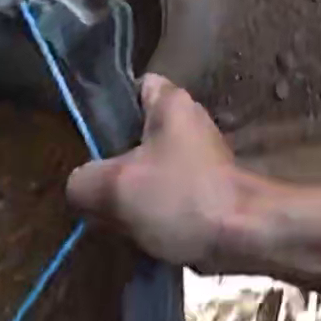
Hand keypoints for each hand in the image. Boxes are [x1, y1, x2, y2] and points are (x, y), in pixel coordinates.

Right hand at [66, 74, 242, 268]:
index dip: (107, 107)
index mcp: (172, 102)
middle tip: (87, 185)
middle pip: (135, 131)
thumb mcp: (117, 186)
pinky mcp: (202, 184)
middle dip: (111, 159)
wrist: (241, 233)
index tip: (84, 138)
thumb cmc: (180, 196)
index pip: (134, 86)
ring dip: (127, 189)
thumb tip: (79, 185)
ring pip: (147, 165)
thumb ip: (84, 180)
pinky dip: (147, 206)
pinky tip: (128, 231)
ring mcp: (196, 153)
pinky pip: (163, 189)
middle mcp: (186, 119)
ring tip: (101, 213)